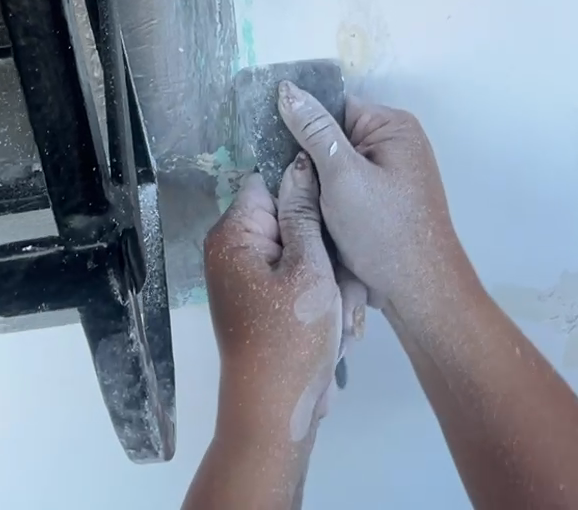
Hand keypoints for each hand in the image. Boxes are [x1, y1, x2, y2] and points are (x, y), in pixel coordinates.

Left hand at [202, 155, 341, 442]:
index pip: (270, 184)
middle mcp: (236, 250)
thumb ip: (304, 213)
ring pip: (306, 255)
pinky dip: (323, 301)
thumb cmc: (290, 339)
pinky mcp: (268, 302)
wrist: (277, 415)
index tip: (336, 213)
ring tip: (341, 314)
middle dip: (326, 251)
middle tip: (342, 287)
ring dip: (331, 281)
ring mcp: (252, 278)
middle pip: (292, 222)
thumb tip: (298, 162)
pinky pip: (302, 283)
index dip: (305, 192)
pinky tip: (335, 328)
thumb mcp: (308, 268)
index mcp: (235, 234)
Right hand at [278, 82, 465, 318]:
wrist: (420, 295)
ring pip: (333, 168)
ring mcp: (391, 174)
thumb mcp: (342, 175)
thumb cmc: (384, 232)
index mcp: (393, 126)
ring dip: (317, 187)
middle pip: (331, 138)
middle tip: (295, 189)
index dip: (304, 130)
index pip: (333, 109)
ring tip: (306, 208)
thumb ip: (313, 130)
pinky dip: (329, 203)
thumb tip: (286, 89)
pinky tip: (319, 220)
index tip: (282, 156)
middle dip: (310, 163)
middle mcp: (395, 144)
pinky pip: (344, 190)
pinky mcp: (384, 201)